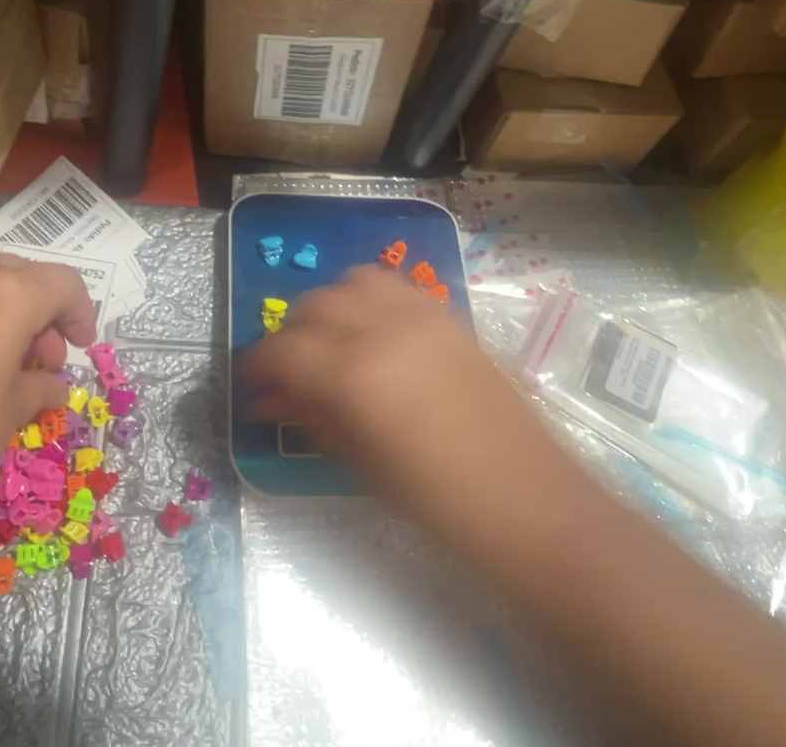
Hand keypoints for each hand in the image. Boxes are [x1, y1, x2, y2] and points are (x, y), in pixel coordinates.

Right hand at [243, 265, 535, 515]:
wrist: (530, 503)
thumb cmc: (439, 503)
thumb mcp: (363, 465)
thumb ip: (313, 418)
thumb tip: (273, 397)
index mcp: (355, 376)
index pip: (283, 350)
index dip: (259, 366)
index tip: (255, 387)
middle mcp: (384, 331)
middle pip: (314, 306)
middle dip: (291, 336)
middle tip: (290, 373)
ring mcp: (423, 317)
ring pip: (353, 282)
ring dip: (331, 307)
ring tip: (332, 345)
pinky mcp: (452, 318)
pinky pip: (397, 288)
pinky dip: (372, 300)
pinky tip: (374, 334)